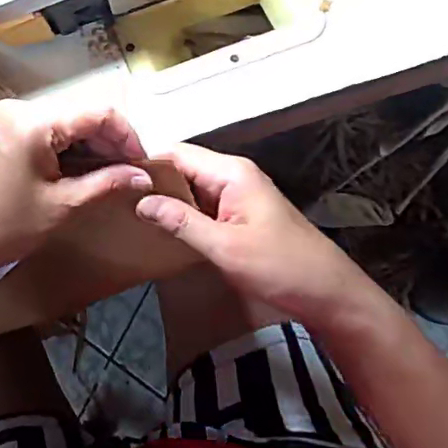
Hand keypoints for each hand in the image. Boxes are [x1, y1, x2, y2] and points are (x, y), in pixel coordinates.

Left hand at [0, 97, 152, 288]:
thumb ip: (106, 183)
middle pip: (79, 114)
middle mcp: (19, 108)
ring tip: (107, 175)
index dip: (127, 136)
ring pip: (63, 122)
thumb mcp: (61, 207)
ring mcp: (5, 117)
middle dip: (108, 142)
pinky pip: (43, 130)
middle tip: (128, 173)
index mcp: (34, 121)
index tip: (142, 164)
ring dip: (87, 145)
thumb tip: (143, 175)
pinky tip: (77, 171)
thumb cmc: (2, 229)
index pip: (97, 113)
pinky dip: (65, 147)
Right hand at [135, 143, 387, 334]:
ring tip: (134, 217)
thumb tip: (142, 201)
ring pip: (193, 188)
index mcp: (232, 172)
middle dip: (155, 185)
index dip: (148, 166)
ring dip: (170, 202)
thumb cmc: (281, 267)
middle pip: (184, 169)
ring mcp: (240, 195)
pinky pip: (205, 205)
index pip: (179, 154)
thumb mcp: (225, 247)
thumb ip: (181, 222)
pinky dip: (186, 215)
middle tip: (120, 204)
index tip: (118, 184)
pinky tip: (166, 232)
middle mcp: (235, 175)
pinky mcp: (242, 214)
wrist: (329, 294)